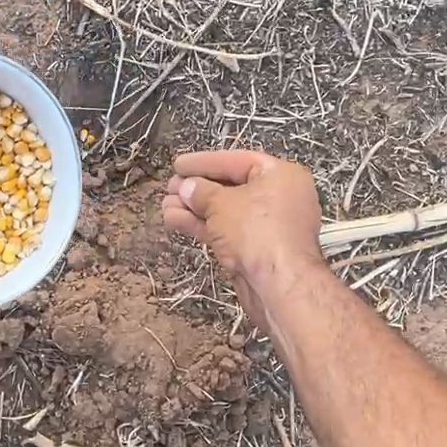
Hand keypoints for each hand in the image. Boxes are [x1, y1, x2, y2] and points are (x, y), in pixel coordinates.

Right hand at [161, 150, 326, 332]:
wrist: (279, 286)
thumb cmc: (256, 232)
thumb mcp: (222, 203)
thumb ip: (200, 191)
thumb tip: (186, 187)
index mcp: (281, 176)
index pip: (237, 160)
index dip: (204, 162)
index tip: (178, 164)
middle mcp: (278, 198)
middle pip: (230, 186)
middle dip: (196, 188)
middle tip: (170, 186)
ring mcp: (267, 226)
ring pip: (224, 211)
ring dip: (193, 208)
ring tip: (165, 204)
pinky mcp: (256, 250)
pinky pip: (226, 230)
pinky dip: (202, 225)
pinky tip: (174, 220)